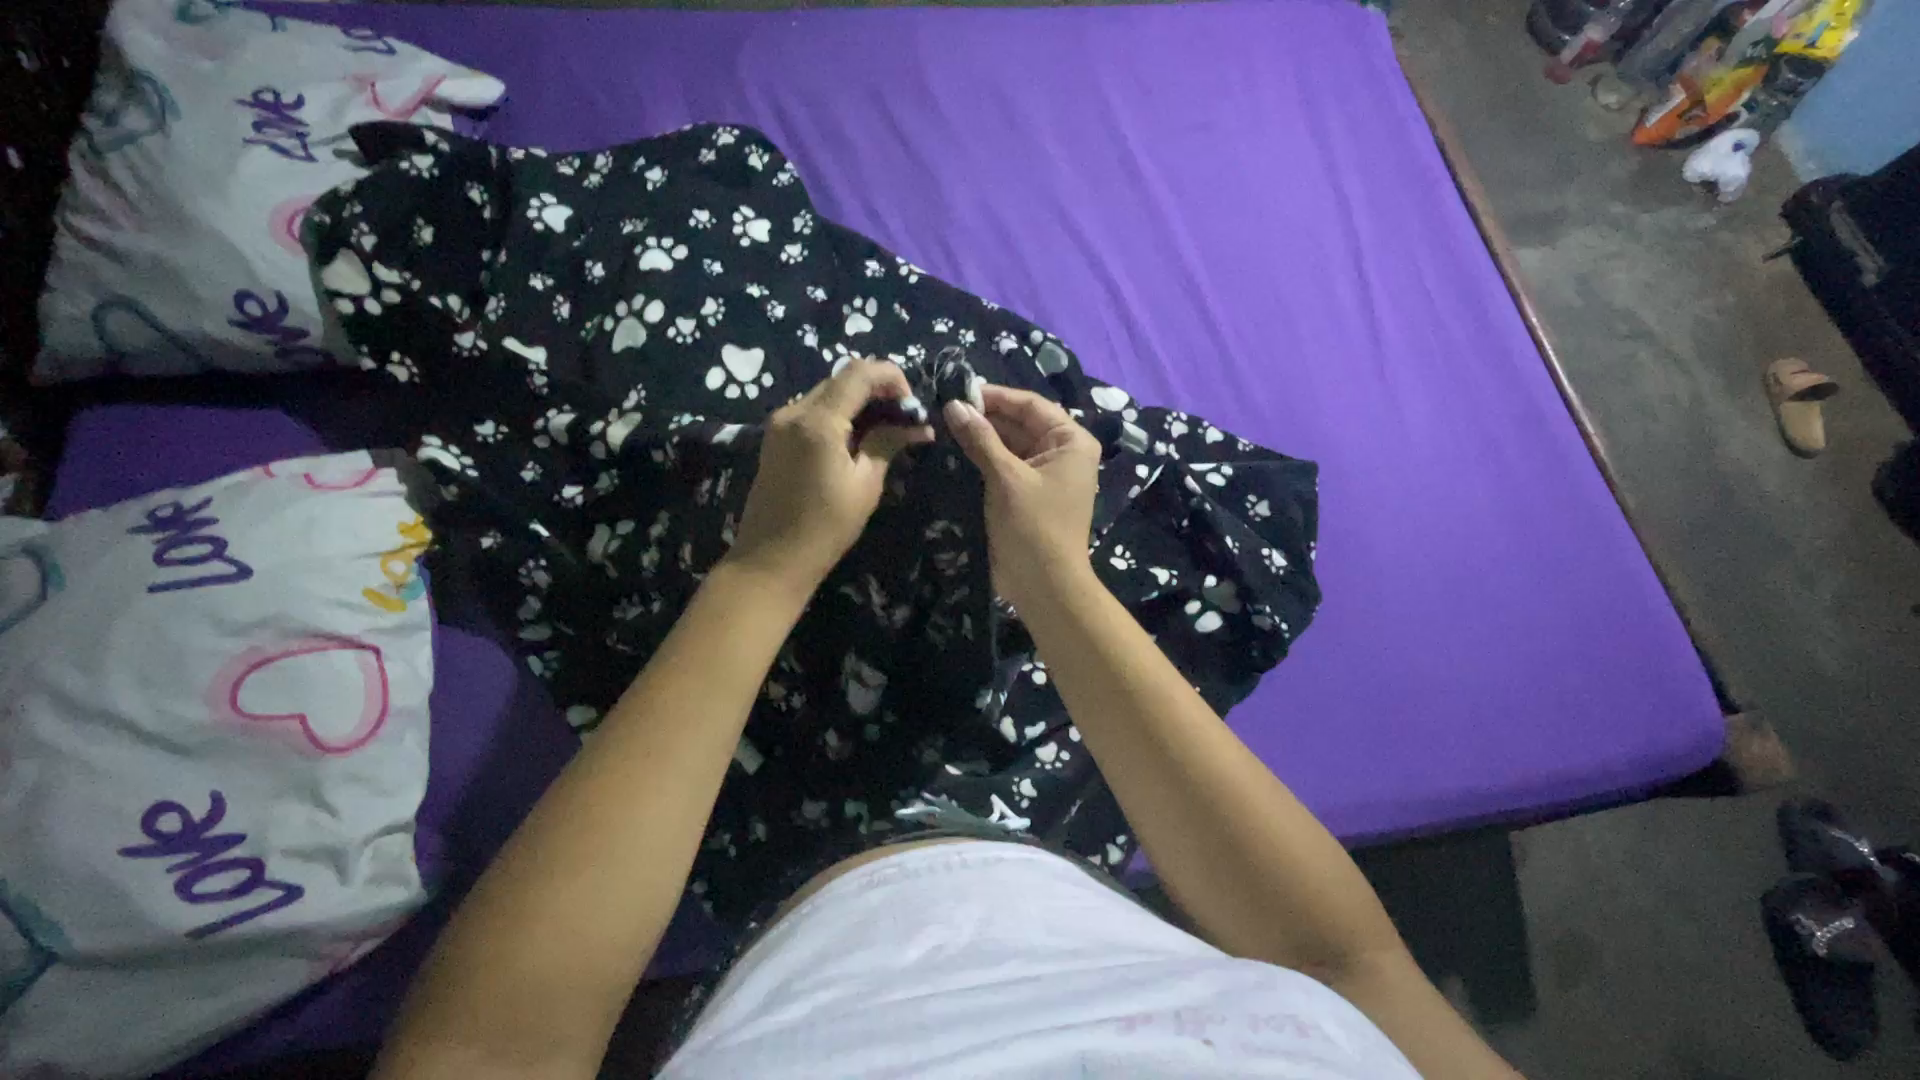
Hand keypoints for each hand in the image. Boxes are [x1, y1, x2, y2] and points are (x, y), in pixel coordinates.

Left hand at [726, 359, 932, 592]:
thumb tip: (918, 426)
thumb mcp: (865, 484)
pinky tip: (858, 440)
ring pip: (828, 393)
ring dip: (859, 403)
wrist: (771, 560)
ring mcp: (780, 422)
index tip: (913, 404)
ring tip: (886, 431)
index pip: (859, 373)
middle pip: (842, 379)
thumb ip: (888, 443)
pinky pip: (813, 411)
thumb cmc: (825, 527)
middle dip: (878, 391)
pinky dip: (839, 415)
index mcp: (817, 421)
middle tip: (904, 420)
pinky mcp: (775, 437)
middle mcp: (794, 411)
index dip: (892, 378)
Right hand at [944, 385, 1101, 610]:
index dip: (994, 396)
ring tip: (944, 427)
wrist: (1044, 585)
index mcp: (1071, 441)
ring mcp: (1046, 474)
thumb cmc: (1033, 526)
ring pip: (1009, 445)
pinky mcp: (1028, 494)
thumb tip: (953, 405)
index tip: (957, 392)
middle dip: (985, 417)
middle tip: (943, 410)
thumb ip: (980, 438)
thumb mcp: (1005, 477)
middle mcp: (1062, 452)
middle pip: (1020, 423)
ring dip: (981, 438)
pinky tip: (956, 452)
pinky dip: (984, 459)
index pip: (1030, 405)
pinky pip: (1005, 466)